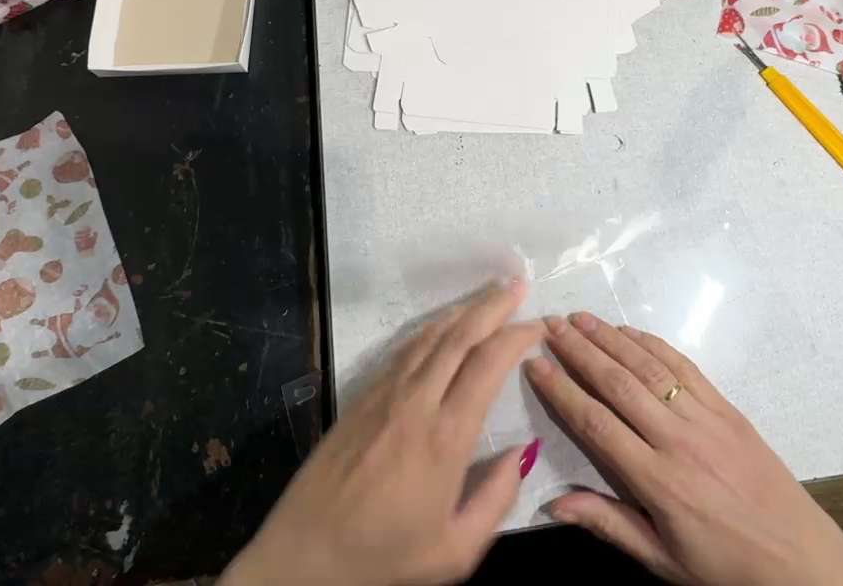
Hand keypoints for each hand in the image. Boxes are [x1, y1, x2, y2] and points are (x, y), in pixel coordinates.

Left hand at [222, 280, 545, 585]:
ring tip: (489, 294)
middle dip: (493, 305)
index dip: (516, 335)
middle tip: (519, 285)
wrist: (303, 557)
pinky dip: (430, 329)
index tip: (539, 324)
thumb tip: (524, 451)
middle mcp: (416, 402)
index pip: (488, 365)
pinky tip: (442, 324)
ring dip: (463, 310)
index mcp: (445, 437)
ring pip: (430, 336)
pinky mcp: (361, 396)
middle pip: (460, 336)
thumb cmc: (383, 558)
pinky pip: (403, 349)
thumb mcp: (453, 551)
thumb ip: (496, 498)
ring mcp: (384, 394)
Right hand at [526, 313, 842, 585]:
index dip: (561, 390)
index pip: (596, 423)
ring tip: (580, 318)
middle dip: (579, 351)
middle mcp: (678, 440)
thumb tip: (553, 503)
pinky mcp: (727, 408)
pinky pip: (684, 366)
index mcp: (657, 481)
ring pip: (648, 367)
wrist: (801, 561)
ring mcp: (705, 418)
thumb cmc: (724, 565)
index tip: (535, 364)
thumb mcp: (662, 559)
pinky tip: (629, 331)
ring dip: (610, 338)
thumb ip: (608, 524)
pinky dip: (653, 344)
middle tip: (550, 324)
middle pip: (618, 383)